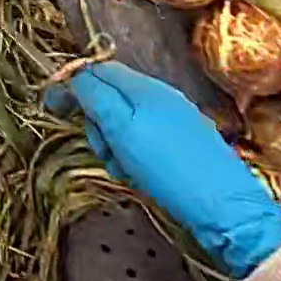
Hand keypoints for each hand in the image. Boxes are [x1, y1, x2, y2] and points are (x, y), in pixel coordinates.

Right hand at [47, 62, 280, 277]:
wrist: (228, 211)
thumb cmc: (169, 168)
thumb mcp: (122, 130)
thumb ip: (96, 97)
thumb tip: (74, 75)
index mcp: (143, 86)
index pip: (98, 70)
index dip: (72, 85)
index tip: (52, 107)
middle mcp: (159, 94)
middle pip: (110, 94)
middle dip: (96, 120)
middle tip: (102, 150)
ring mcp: (175, 117)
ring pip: (125, 118)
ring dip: (113, 140)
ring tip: (122, 168)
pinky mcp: (184, 142)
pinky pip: (144, 136)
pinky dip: (132, 152)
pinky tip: (139, 174)